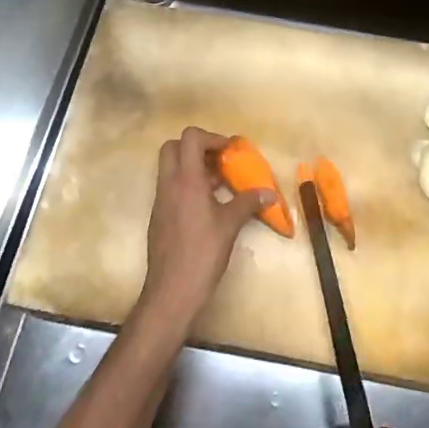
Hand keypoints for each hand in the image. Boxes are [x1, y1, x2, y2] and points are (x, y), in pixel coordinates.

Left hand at [138, 126, 270, 325]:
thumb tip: (269, 192)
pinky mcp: (159, 215)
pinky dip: (187, 185)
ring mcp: (160, 199)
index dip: (211, 138)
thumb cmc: (203, 253)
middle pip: (173, 146)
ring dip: (193, 167)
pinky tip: (207, 205)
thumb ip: (248, 203)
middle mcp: (168, 183)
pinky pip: (170, 187)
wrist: (172, 289)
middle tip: (218, 162)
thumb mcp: (230, 225)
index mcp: (186, 179)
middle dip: (197, 148)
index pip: (190, 138)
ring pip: (170, 167)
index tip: (229, 152)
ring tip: (219, 183)